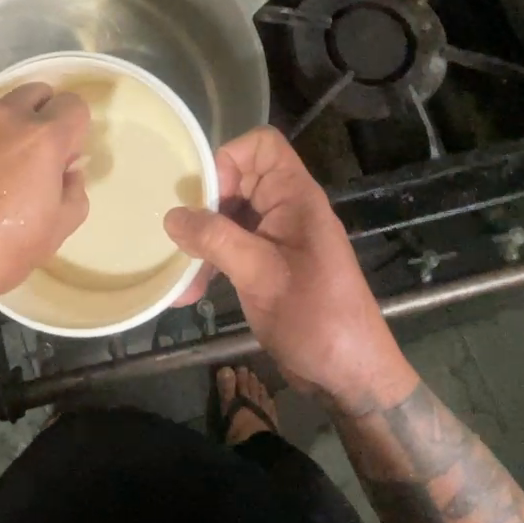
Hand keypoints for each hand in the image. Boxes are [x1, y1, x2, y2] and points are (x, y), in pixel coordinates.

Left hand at [0, 84, 90, 311]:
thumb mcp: (54, 234)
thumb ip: (73, 193)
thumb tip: (67, 171)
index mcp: (42, 138)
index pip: (74, 106)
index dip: (74, 131)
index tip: (62, 160)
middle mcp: (3, 116)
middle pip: (35, 93)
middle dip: (41, 117)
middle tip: (29, 160)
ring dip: (1, 128)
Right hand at [164, 127, 416, 413]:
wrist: (351, 378)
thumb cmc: (315, 317)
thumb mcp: (260, 274)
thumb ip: (215, 238)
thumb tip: (172, 216)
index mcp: (295, 198)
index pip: (261, 145)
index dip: (229, 158)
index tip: (206, 196)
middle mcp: (286, 209)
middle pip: (237, 180)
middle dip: (204, 204)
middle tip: (180, 236)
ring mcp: (277, 238)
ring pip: (229, 216)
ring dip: (202, 240)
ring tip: (180, 272)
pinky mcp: (268, 265)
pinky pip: (231, 247)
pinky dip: (210, 263)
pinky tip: (188, 294)